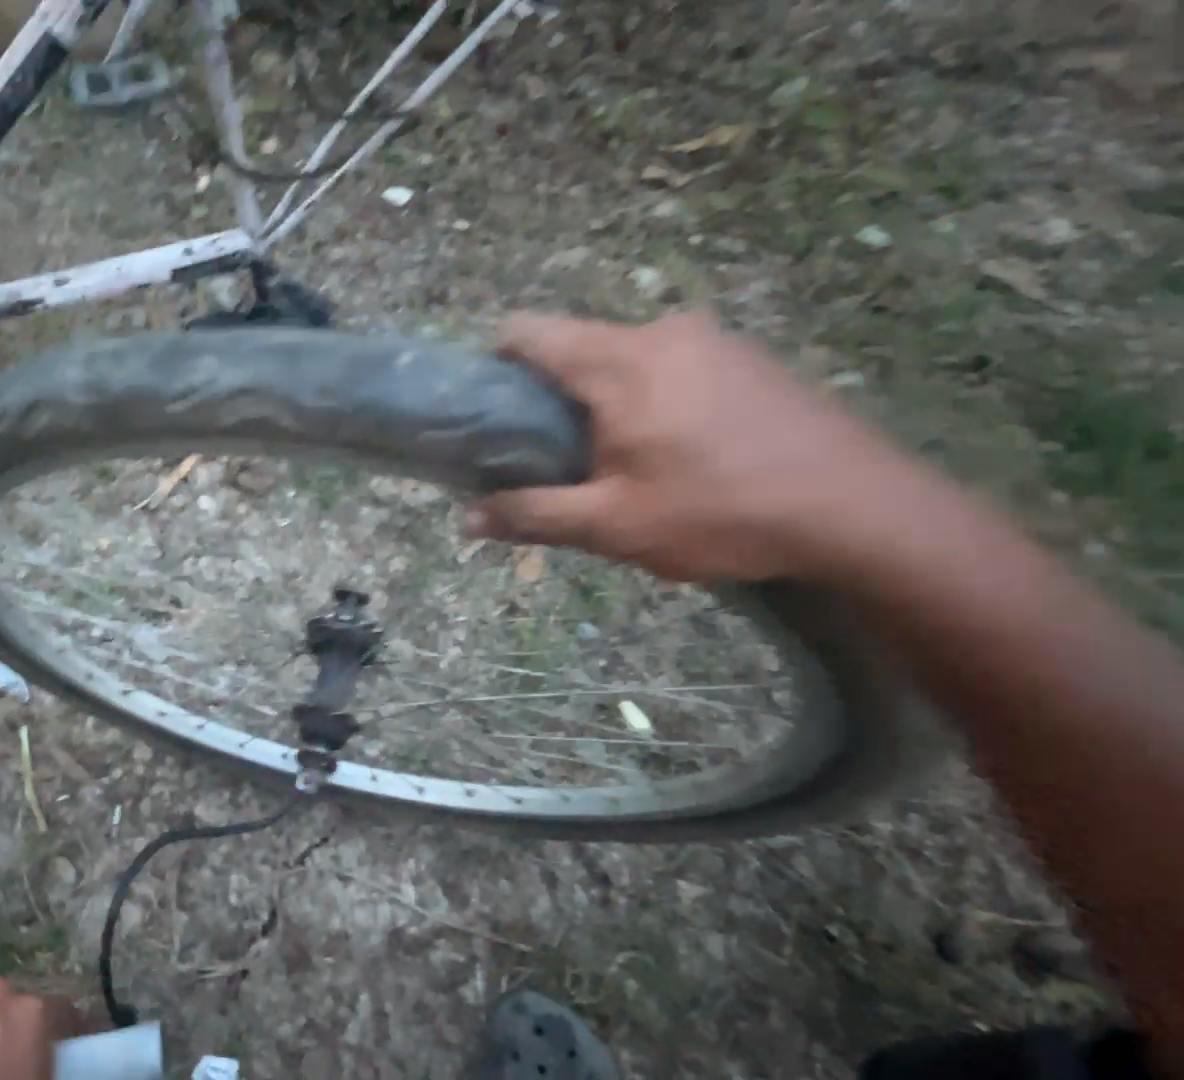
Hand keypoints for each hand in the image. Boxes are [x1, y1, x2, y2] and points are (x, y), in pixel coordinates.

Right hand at [468, 311, 927, 582]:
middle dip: (549, 395)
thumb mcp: (613, 526)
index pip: (528, 331)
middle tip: (552, 456)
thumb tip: (468, 519)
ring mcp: (712, 340)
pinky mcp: (748, 358)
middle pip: (575, 346)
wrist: (864, 511)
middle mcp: (661, 332)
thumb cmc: (721, 512)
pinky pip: (669, 365)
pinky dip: (647, 397)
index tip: (488, 412)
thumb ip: (533, 515)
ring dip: (601, 399)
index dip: (492, 363)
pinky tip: (676, 451)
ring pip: (623, 357)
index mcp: (619, 363)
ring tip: (617, 461)